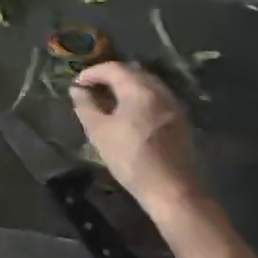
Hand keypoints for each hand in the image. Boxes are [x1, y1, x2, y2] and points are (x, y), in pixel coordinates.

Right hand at [70, 61, 201, 211]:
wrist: (172, 189)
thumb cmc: (131, 159)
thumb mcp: (99, 132)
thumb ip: (86, 106)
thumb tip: (77, 90)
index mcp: (139, 89)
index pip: (113, 68)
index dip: (91, 73)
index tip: (77, 84)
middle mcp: (160, 90)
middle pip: (132, 72)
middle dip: (109, 77)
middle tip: (91, 90)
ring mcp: (174, 103)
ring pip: (146, 84)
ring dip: (125, 87)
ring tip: (108, 102)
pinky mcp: (181, 118)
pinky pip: (156, 97)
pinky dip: (139, 98)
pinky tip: (129, 115)